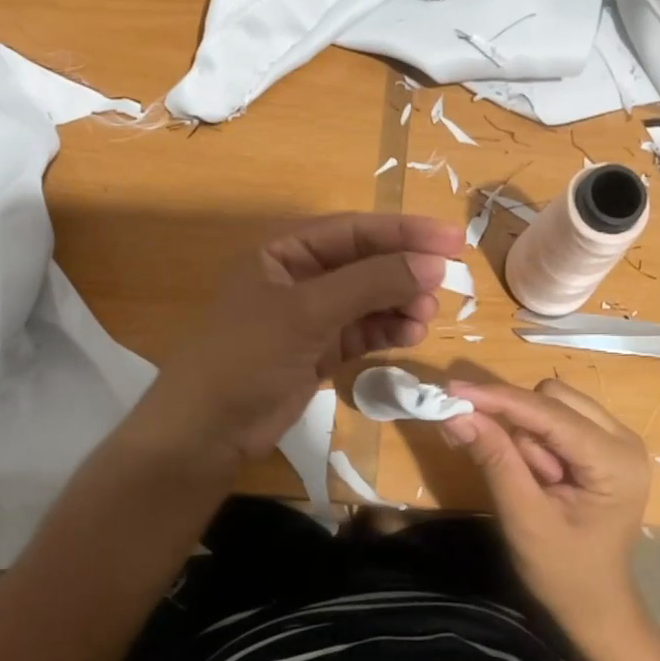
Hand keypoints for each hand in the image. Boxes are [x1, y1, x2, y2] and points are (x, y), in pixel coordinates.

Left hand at [130, 213, 462, 463]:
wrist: (207, 430)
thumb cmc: (247, 356)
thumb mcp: (308, 312)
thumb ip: (372, 283)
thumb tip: (433, 264)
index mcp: (283, 252)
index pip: (354, 230)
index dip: (404, 231)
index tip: (452, 239)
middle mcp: (298, 278)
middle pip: (365, 263)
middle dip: (405, 271)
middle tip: (447, 281)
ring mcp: (309, 318)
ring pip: (369, 300)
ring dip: (400, 304)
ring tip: (426, 316)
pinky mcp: (318, 353)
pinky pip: (363, 332)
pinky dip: (388, 332)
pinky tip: (411, 336)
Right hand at [440, 379, 651, 636]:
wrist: (595, 603)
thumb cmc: (562, 571)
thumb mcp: (523, 519)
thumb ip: (495, 461)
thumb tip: (457, 414)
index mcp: (615, 461)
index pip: (549, 412)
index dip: (499, 399)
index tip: (451, 391)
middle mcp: (625, 438)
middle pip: (554, 398)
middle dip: (520, 427)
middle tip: (517, 476)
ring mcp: (619, 439)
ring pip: (555, 404)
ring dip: (529, 436)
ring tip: (536, 483)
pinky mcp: (605, 445)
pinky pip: (560, 419)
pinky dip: (537, 439)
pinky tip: (540, 475)